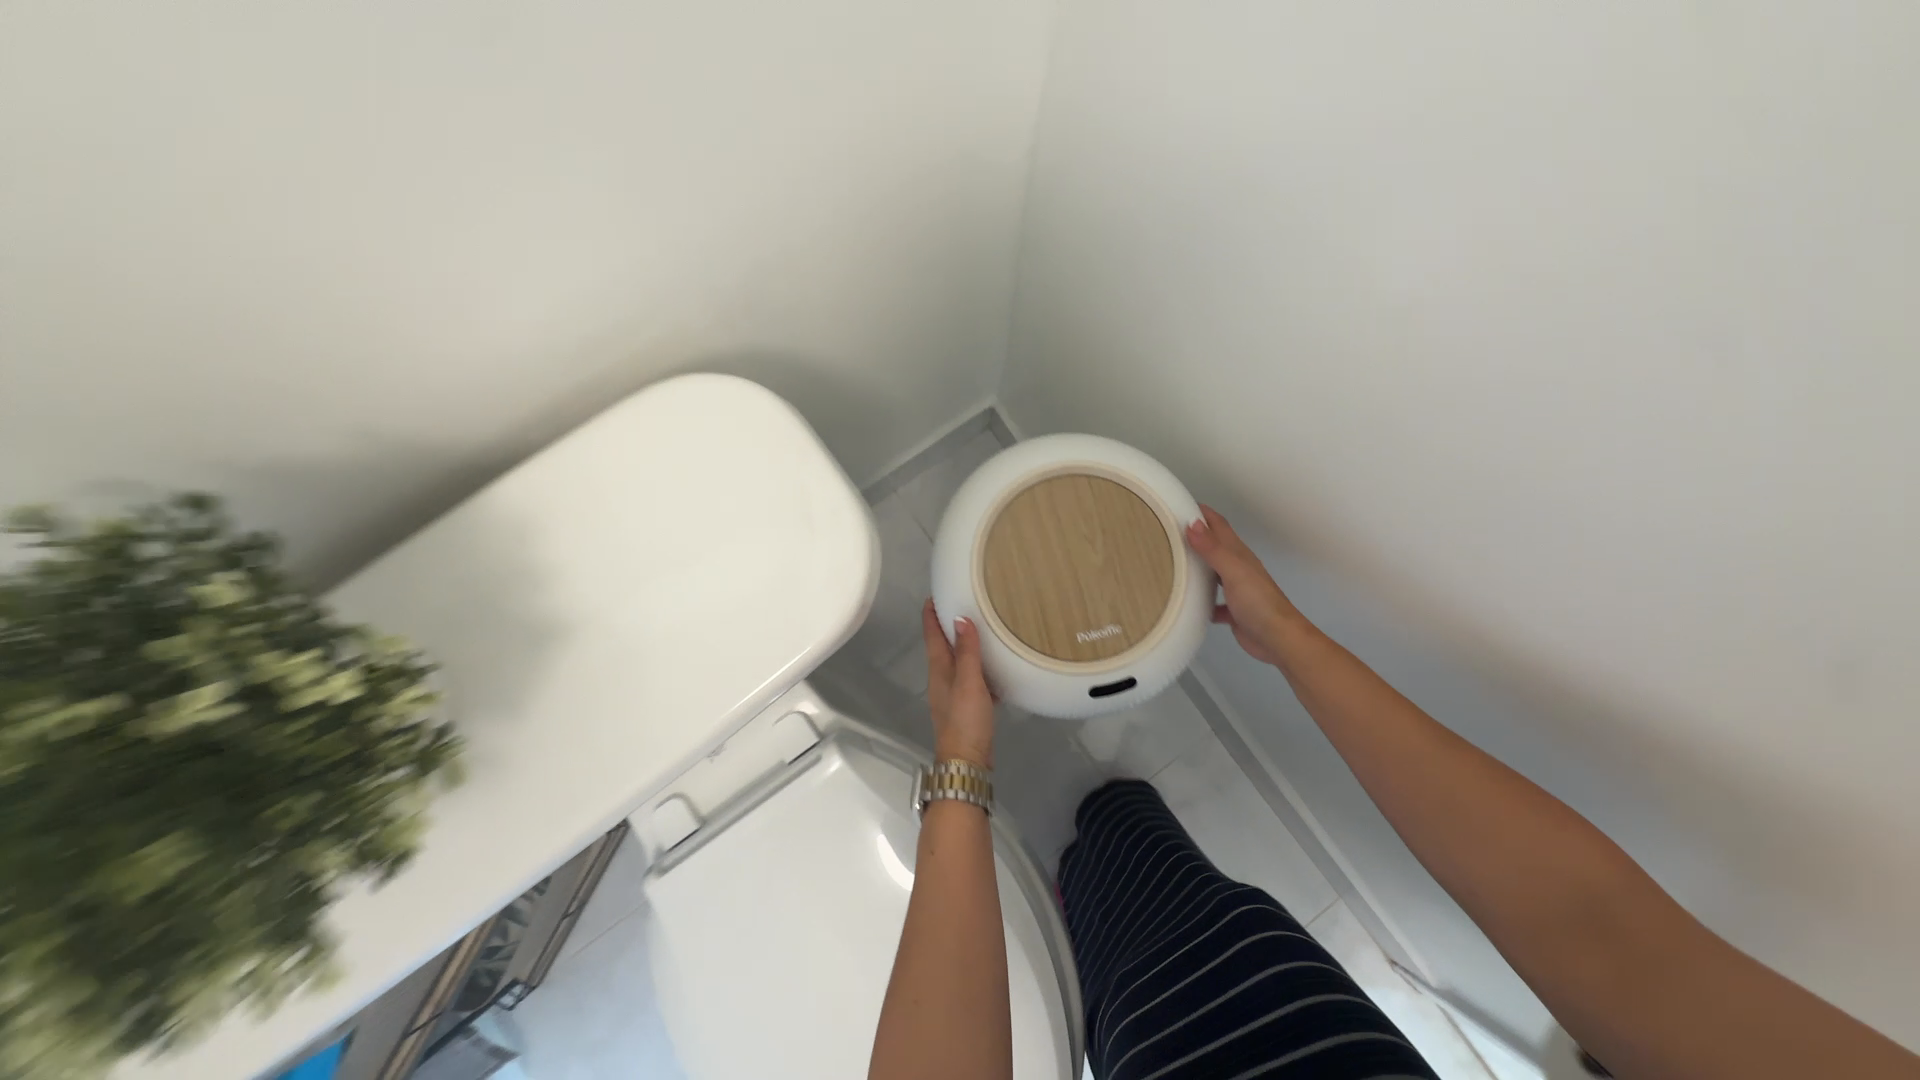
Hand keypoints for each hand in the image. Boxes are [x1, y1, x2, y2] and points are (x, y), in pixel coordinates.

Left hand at [922, 598, 995, 768]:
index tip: (936, 592)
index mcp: (938, 669)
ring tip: (983, 628)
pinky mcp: (967, 706)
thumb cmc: (965, 720)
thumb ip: (966, 651)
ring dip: (966, 645)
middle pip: (943, 645)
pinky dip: (980, 667)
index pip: (932, 634)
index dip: (931, 613)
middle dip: (950, 624)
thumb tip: (960, 617)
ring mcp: (954, 693)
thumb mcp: (968, 682)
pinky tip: (996, 666)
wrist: (966, 761)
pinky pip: (973, 678)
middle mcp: (942, 677)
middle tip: (965, 602)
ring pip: (959, 661)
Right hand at [1185, 505, 1300, 666]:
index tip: (1177, 505)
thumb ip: (1213, 549)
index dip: (1202, 513)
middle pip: (1214, 547)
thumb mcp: (1233, 571)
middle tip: (1166, 533)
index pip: (1219, 525)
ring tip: (1169, 564)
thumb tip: (1192, 523)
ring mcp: (1236, 590)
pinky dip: (1200, 600)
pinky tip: (1187, 603)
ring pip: (1212, 572)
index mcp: (1239, 555)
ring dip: (1195, 567)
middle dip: (1194, 537)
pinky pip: (1212, 601)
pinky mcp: (1232, 610)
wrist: (1278, 639)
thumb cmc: (1258, 602)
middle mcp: (1237, 568)